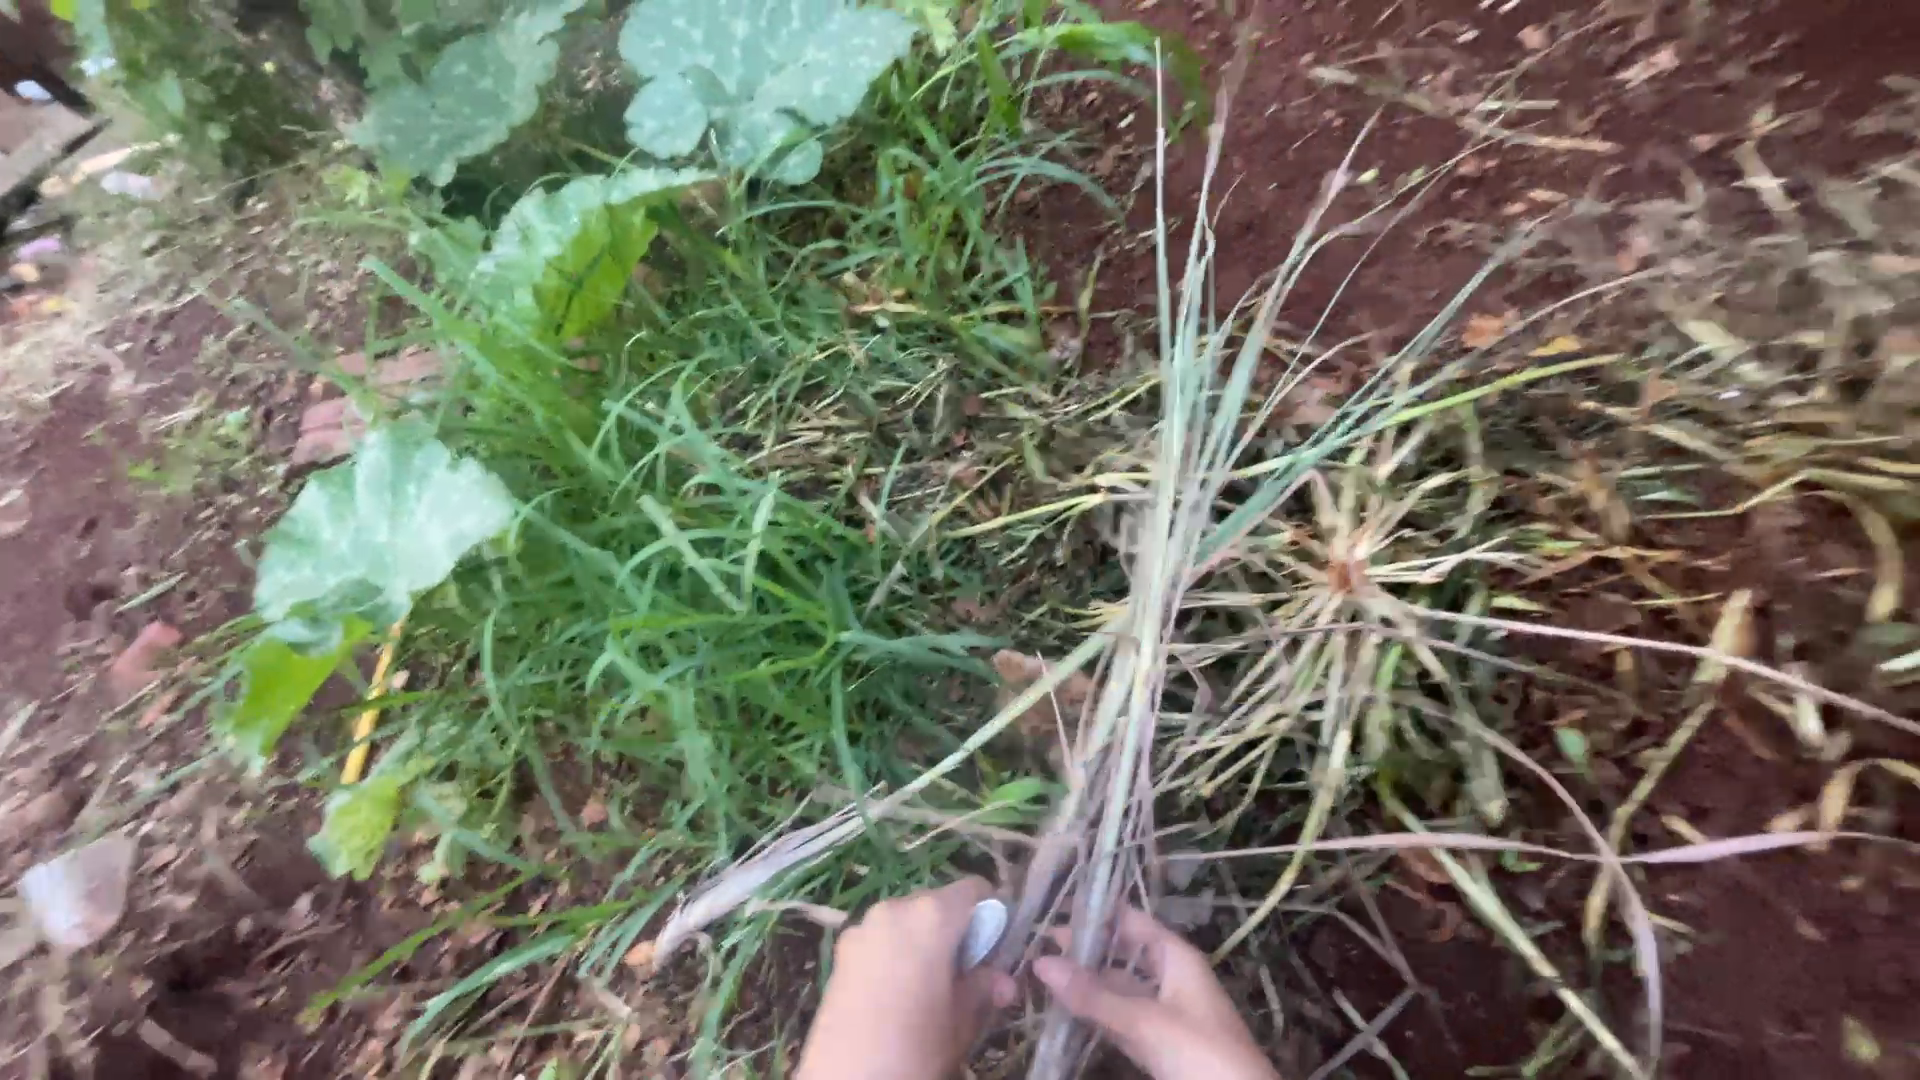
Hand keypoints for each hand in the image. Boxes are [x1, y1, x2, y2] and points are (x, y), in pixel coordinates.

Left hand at [795, 877, 1017, 1079]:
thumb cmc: (913, 1049)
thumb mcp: (960, 1024)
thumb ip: (984, 990)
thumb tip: (1004, 981)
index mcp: (932, 916)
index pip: (974, 889)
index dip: (991, 913)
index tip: (994, 947)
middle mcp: (896, 907)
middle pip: (939, 903)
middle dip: (956, 931)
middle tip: (964, 976)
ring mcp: (863, 925)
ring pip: (908, 919)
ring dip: (924, 941)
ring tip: (927, 988)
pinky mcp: (841, 947)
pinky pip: (881, 936)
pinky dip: (895, 951)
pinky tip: (894, 993)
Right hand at [1033, 908, 1279, 1079]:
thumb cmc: (1202, 1055)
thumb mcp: (1146, 1023)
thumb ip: (1094, 996)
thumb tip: (1041, 962)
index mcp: (1176, 957)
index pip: (1130, 919)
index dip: (1096, 911)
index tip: (1054, 904)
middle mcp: (1170, 978)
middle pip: (1122, 953)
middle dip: (1086, 948)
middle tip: (1038, 941)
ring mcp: (1166, 1015)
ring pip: (1119, 989)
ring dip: (1088, 983)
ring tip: (1044, 973)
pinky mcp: (1160, 1048)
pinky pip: (1122, 1021)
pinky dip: (1097, 1015)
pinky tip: (1069, 1012)